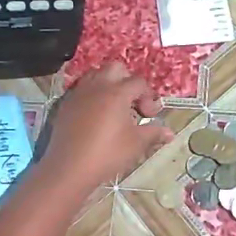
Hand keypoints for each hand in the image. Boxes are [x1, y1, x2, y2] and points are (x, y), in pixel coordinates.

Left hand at [40, 63, 171, 189]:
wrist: (69, 167)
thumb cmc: (107, 153)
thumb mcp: (135, 144)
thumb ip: (153, 133)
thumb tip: (170, 132)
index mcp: (117, 92)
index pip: (139, 82)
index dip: (149, 96)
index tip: (150, 116)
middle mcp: (97, 86)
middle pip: (116, 69)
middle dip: (127, 82)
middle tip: (132, 104)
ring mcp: (78, 93)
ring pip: (96, 75)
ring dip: (108, 86)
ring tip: (114, 109)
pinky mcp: (65, 104)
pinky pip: (82, 90)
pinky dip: (92, 96)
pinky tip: (95, 117)